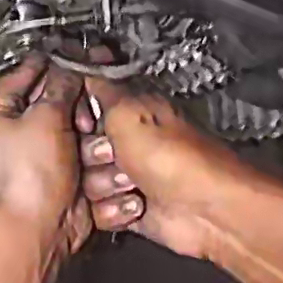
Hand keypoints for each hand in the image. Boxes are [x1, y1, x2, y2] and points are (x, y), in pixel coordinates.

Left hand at [0, 55, 90, 282]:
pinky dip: (99, 160)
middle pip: (63, 98)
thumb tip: (72, 66)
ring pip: (84, 124)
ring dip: (91, 140)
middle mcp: (24, 126)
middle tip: (81, 119)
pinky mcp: (73, 166)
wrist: (45, 226)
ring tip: (85, 154)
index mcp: (2, 109)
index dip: (55, 61)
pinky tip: (91, 169)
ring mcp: (50, 146)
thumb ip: (61, 85)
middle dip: (78, 110)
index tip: (78, 54)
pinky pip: (96, 150)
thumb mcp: (45, 118)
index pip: (29, 69)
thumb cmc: (29, 180)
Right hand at [76, 77, 242, 260]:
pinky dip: (114, 212)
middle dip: (93, 159)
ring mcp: (128, 177)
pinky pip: (97, 212)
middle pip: (78, 152)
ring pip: (85, 184)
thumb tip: (83, 70)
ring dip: (105, 188)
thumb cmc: (174, 158)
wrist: (204, 210)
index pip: (83, 112)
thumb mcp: (127, 112)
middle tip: (116, 159)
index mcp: (130, 114)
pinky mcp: (130, 208)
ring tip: (133, 186)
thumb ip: (101, 90)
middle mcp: (128, 144)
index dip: (79, 123)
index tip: (86, 128)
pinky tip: (136, 206)